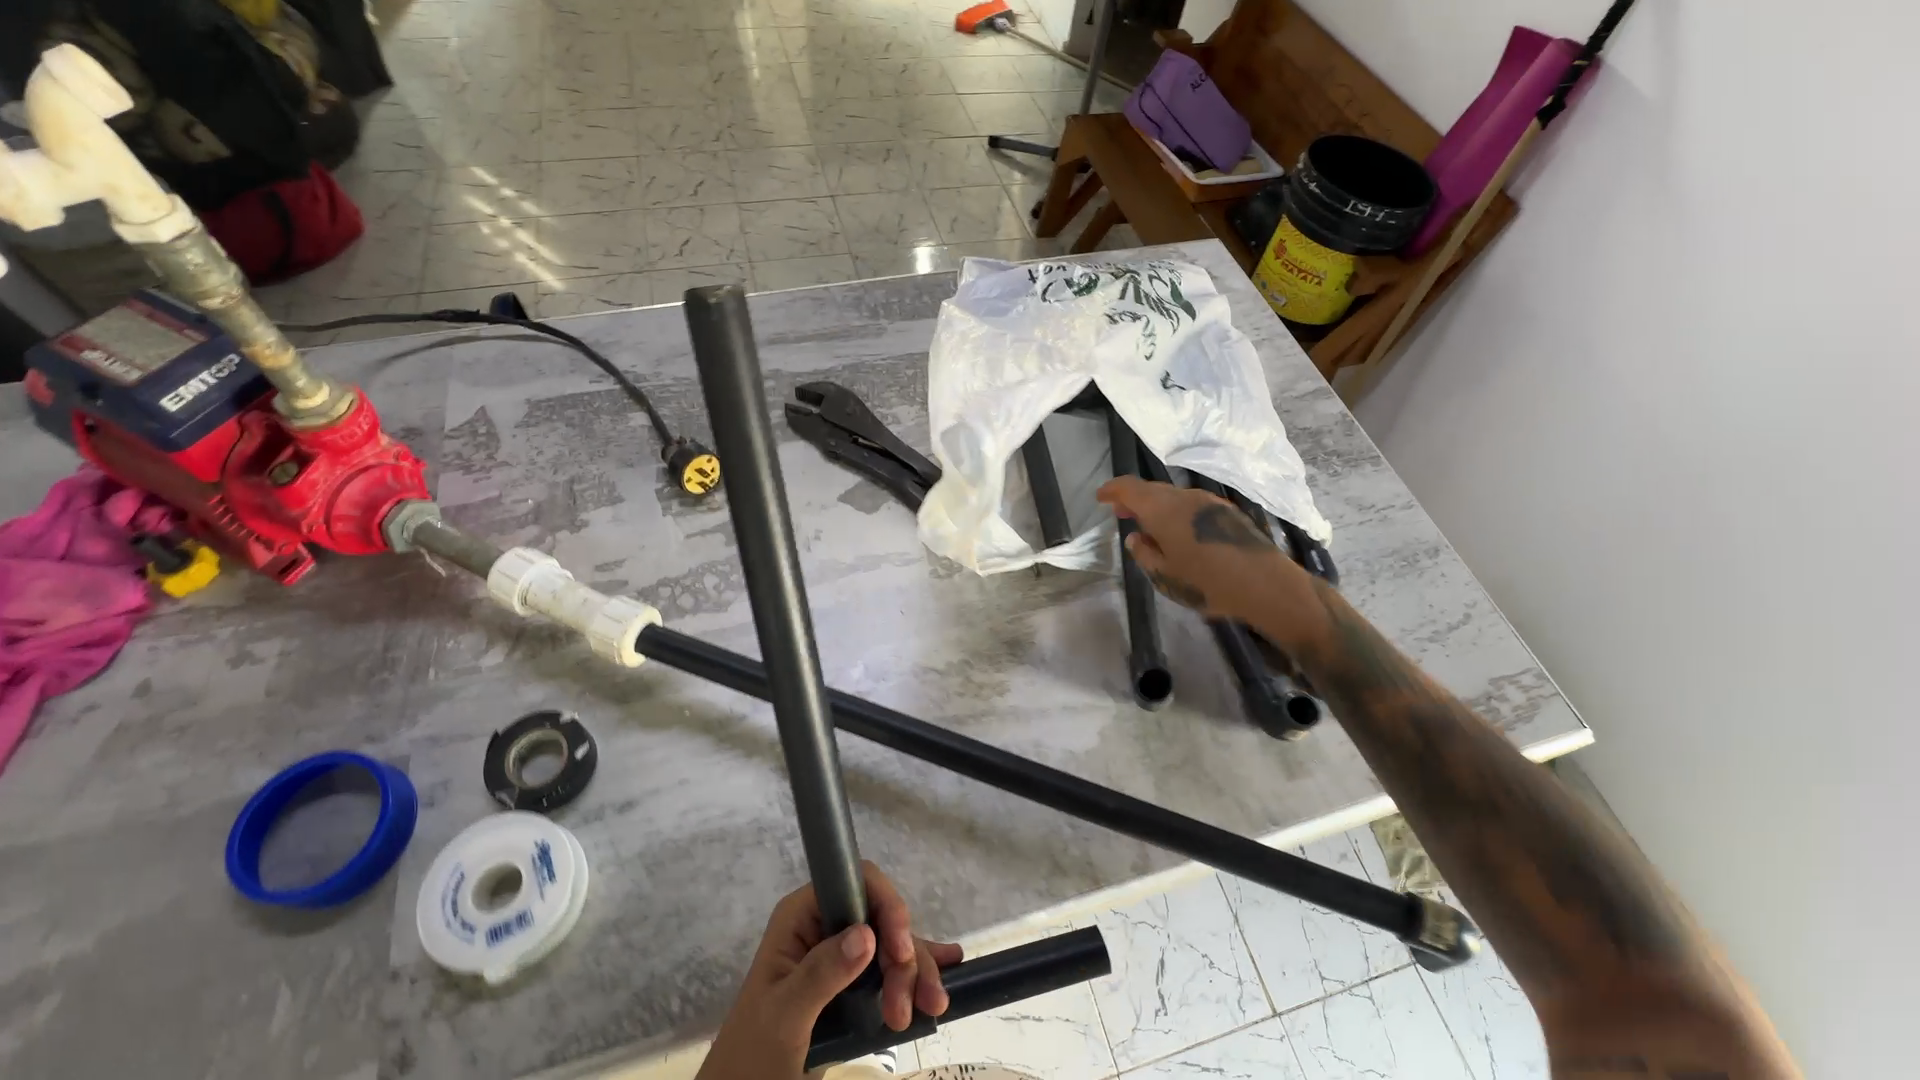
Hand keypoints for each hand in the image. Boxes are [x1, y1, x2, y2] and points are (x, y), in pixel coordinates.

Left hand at [695, 861, 962, 1079]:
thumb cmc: (754, 1054)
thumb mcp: (784, 1016)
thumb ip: (820, 975)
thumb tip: (867, 934)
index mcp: (801, 919)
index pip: (854, 883)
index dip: (886, 906)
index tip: (901, 950)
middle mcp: (824, 927)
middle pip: (883, 918)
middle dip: (905, 957)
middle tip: (909, 1008)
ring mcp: (841, 954)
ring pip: (894, 945)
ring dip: (916, 974)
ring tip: (930, 1011)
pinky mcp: (855, 983)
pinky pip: (895, 966)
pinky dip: (921, 971)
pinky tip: (949, 970)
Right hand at [1097, 477, 1316, 640]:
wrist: (1265, 585)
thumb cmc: (1207, 583)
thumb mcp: (1165, 576)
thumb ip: (1144, 554)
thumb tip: (1135, 537)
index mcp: (1163, 510)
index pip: (1130, 488)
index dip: (1113, 490)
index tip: (1102, 498)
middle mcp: (1185, 498)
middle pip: (1153, 490)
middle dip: (1134, 499)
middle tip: (1121, 514)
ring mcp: (1209, 502)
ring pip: (1174, 497)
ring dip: (1157, 507)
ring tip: (1149, 527)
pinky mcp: (1227, 513)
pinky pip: (1192, 505)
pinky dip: (1177, 513)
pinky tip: (1178, 533)